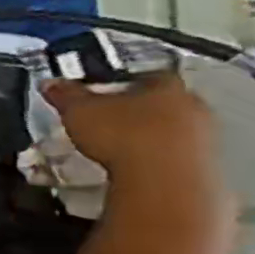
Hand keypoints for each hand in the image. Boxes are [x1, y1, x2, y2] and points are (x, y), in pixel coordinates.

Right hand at [42, 75, 218, 180]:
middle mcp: (192, 103)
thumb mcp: (78, 111)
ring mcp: (204, 132)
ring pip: (170, 125)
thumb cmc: (120, 134)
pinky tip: (133, 162)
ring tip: (116, 144)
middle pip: (161, 100)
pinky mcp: (204, 159)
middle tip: (107, 119)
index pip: (144, 75)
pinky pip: (174, 149)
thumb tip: (50, 83)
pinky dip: (154, 153)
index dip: (122, 82)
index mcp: (165, 84)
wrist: (162, 178)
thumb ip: (65, 95)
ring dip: (147, 132)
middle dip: (136, 108)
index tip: (102, 92)